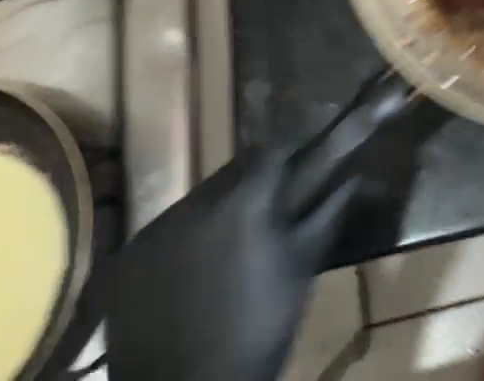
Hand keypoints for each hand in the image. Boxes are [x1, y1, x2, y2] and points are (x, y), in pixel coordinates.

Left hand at [100, 147, 356, 380]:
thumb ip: (327, 214)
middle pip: (233, 170)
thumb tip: (355, 176)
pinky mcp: (127, 256)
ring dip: (220, 210)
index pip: (271, 152)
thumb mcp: (301, 269)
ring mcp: (155, 228)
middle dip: (254, 183)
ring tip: (234, 246)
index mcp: (244, 200)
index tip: (302, 172)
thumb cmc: (259, 331)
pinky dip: (188, 239)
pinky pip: (168, 229)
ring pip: (199, 198)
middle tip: (272, 212)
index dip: (289, 159)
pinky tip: (196, 271)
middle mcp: (195, 201)